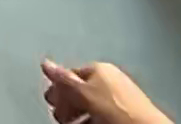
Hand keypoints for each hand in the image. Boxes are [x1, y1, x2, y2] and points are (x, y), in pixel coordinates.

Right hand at [41, 60, 172, 123]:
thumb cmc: (120, 112)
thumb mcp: (84, 93)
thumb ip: (62, 78)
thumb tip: (45, 63)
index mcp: (101, 67)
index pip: (69, 72)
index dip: (57, 87)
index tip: (52, 101)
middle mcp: (113, 78)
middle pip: (81, 89)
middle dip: (68, 103)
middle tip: (61, 115)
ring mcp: (125, 98)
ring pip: (93, 105)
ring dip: (80, 115)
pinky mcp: (135, 115)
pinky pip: (106, 114)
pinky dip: (94, 120)